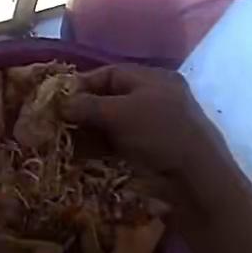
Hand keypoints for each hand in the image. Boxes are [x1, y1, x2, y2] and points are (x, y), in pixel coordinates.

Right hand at [60, 64, 231, 177]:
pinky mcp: (153, 149)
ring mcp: (156, 124)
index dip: (81, 84)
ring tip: (67, 140)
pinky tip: (84, 154)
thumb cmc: (157, 134)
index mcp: (154, 78)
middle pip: (110, 97)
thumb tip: (59, 103)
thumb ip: (85, 105)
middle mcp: (156, 97)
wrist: (195, 179)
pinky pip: (120, 141)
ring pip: (113, 121)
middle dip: (83, 109)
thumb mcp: (116, 113)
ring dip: (90, 130)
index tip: (57, 99)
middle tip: (58, 121)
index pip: (109, 73)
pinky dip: (101, 146)